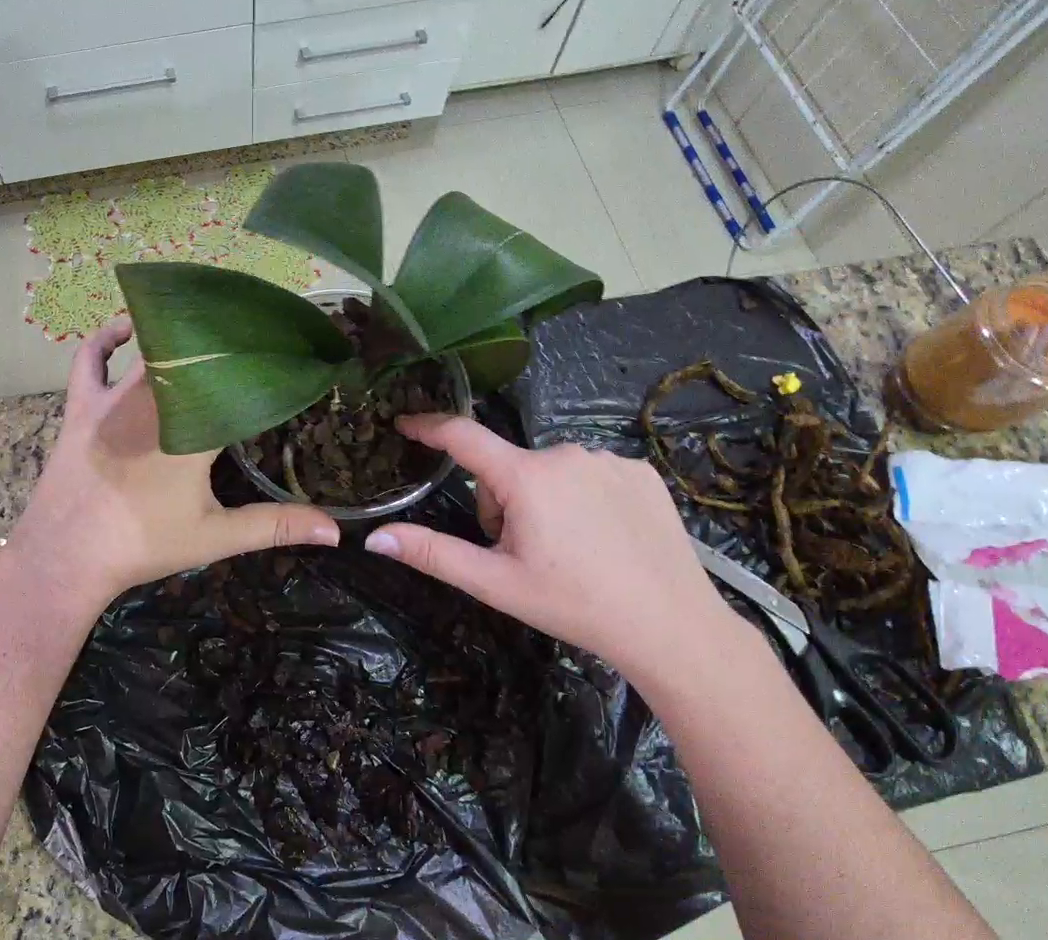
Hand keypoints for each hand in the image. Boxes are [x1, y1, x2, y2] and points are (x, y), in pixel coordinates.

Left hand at [5, 319, 340, 615]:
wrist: (66, 556)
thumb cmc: (143, 543)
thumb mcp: (214, 536)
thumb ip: (275, 526)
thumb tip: (335, 531)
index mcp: (193, 429)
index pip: (238, 386)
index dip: (266, 370)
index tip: (292, 361)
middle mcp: (154, 401)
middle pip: (196, 356)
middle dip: (228, 345)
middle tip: (258, 339)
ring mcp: (113, 399)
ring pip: (150, 351)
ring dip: (179, 338)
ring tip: (209, 328)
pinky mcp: (82, 405)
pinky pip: (91, 358)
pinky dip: (108, 338)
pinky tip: (128, 328)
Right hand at [362, 414, 745, 681]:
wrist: (672, 626)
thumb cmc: (574, 604)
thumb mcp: (495, 583)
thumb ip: (432, 554)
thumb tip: (375, 537)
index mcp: (526, 478)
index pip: (463, 437)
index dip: (429, 427)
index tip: (404, 421)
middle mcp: (567, 453)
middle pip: (508, 468)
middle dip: (501, 503)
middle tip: (523, 553)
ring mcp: (609, 459)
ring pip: (548, 472)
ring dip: (541, 500)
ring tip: (569, 550)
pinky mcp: (641, 471)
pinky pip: (589, 474)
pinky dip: (581, 498)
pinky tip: (604, 537)